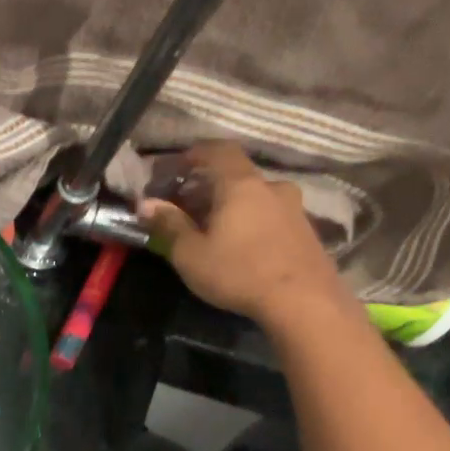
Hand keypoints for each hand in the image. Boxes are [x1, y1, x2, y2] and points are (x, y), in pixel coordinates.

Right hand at [140, 142, 353, 328]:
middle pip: (235, 175)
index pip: (220, 151)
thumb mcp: (190, 253)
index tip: (175, 165)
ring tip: (206, 227)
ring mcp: (292, 206)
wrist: (303, 299)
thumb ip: (169, 225)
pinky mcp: (302, 226)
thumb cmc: (238, 272)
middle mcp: (270, 187)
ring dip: (227, 204)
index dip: (196, 153)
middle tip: (182, 206)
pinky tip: (234, 241)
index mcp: (241, 186)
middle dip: (206, 186)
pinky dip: (246, 216)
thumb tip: (146, 204)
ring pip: (251, 195)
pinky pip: (266, 211)